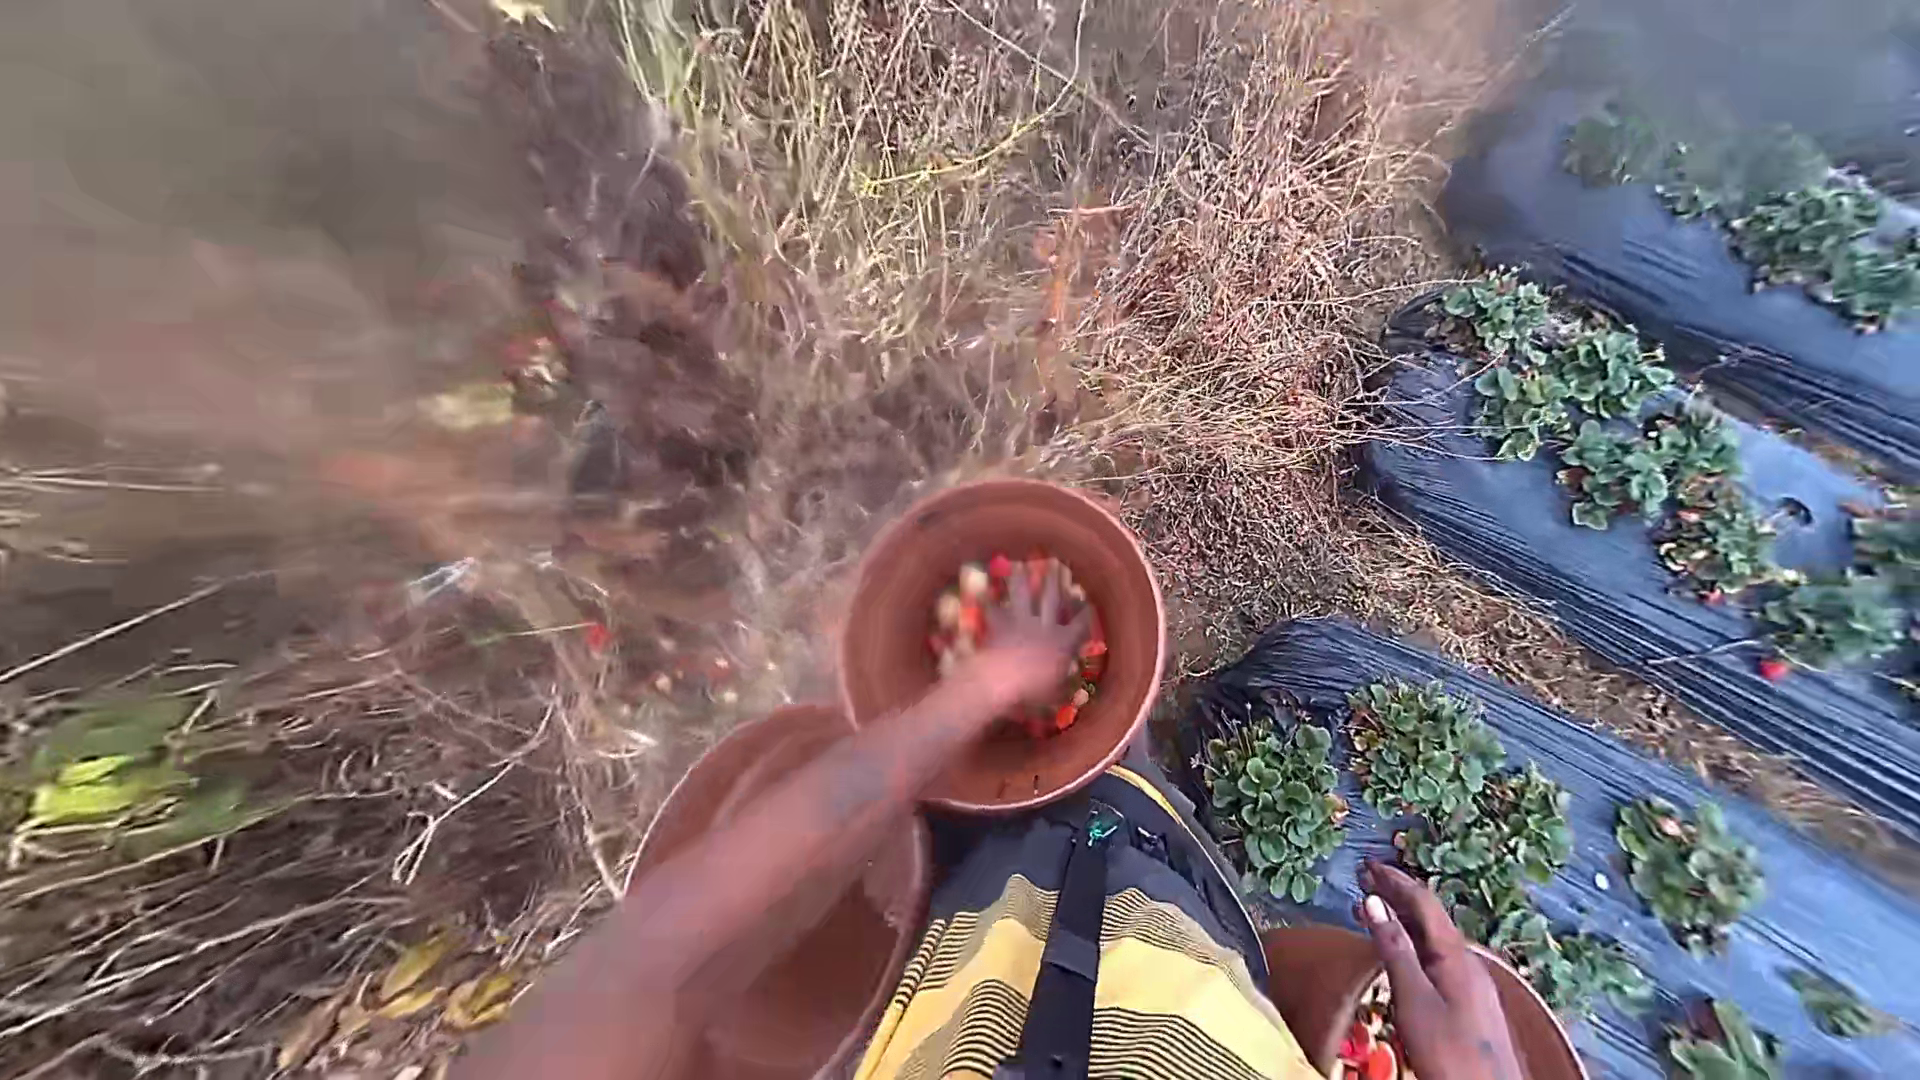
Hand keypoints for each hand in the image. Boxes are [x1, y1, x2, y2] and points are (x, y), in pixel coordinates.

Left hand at [956, 560, 1090, 712]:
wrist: (999, 681)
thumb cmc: (1031, 694)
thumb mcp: (1055, 694)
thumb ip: (1062, 683)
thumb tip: (1067, 678)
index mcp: (1063, 643)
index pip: (1081, 624)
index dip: (1086, 612)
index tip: (1090, 601)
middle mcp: (1044, 626)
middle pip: (1052, 599)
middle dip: (1056, 581)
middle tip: (1058, 563)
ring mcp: (1020, 622)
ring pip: (1022, 595)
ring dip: (1021, 579)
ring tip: (1020, 564)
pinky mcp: (998, 625)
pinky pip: (994, 610)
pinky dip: (989, 602)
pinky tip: (985, 593)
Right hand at [1355, 860, 1523, 1079]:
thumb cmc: (1449, 1054)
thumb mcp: (1413, 997)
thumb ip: (1393, 946)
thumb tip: (1373, 900)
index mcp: (1456, 957)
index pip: (1424, 902)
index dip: (1395, 879)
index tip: (1367, 864)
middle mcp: (1467, 964)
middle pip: (1429, 917)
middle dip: (1395, 894)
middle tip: (1363, 878)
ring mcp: (1470, 984)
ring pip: (1430, 936)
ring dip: (1399, 917)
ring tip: (1367, 906)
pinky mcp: (1468, 1003)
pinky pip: (1433, 954)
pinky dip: (1408, 939)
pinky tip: (1393, 945)